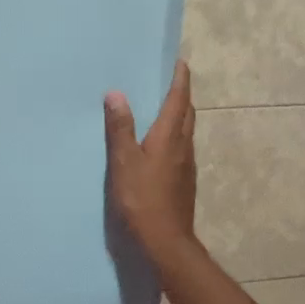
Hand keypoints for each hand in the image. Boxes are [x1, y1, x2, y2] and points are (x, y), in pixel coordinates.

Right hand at [105, 60, 197, 261]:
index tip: (180, 62)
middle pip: (187, 114)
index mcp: (169, 137)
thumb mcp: (124, 162)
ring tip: (164, 109)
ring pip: (185, 133)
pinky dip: (173, 138)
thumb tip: (117, 94)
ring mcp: (186, 167)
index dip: (180, 80)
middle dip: (181, 96)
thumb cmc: (142, 199)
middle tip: (171, 82)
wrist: (165, 241)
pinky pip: (180, 150)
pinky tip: (160, 146)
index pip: (178, 100)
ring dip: (179, 117)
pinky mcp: (183, 183)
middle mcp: (183, 147)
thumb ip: (120, 129)